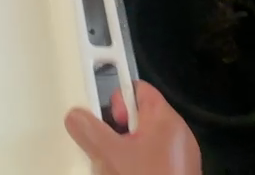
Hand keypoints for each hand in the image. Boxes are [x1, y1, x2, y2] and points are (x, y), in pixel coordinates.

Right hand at [65, 81, 202, 174]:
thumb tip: (76, 116)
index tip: (98, 104)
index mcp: (167, 120)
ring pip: (140, 141)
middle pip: (135, 116)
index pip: (136, 87)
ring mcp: (179, 161)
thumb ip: (88, 129)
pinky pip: (149, 160)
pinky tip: (120, 174)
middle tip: (104, 148)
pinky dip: (133, 165)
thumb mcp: (109, 156)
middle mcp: (177, 136)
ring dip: (121, 151)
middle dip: (114, 129)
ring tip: (112, 168)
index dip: (114, 94)